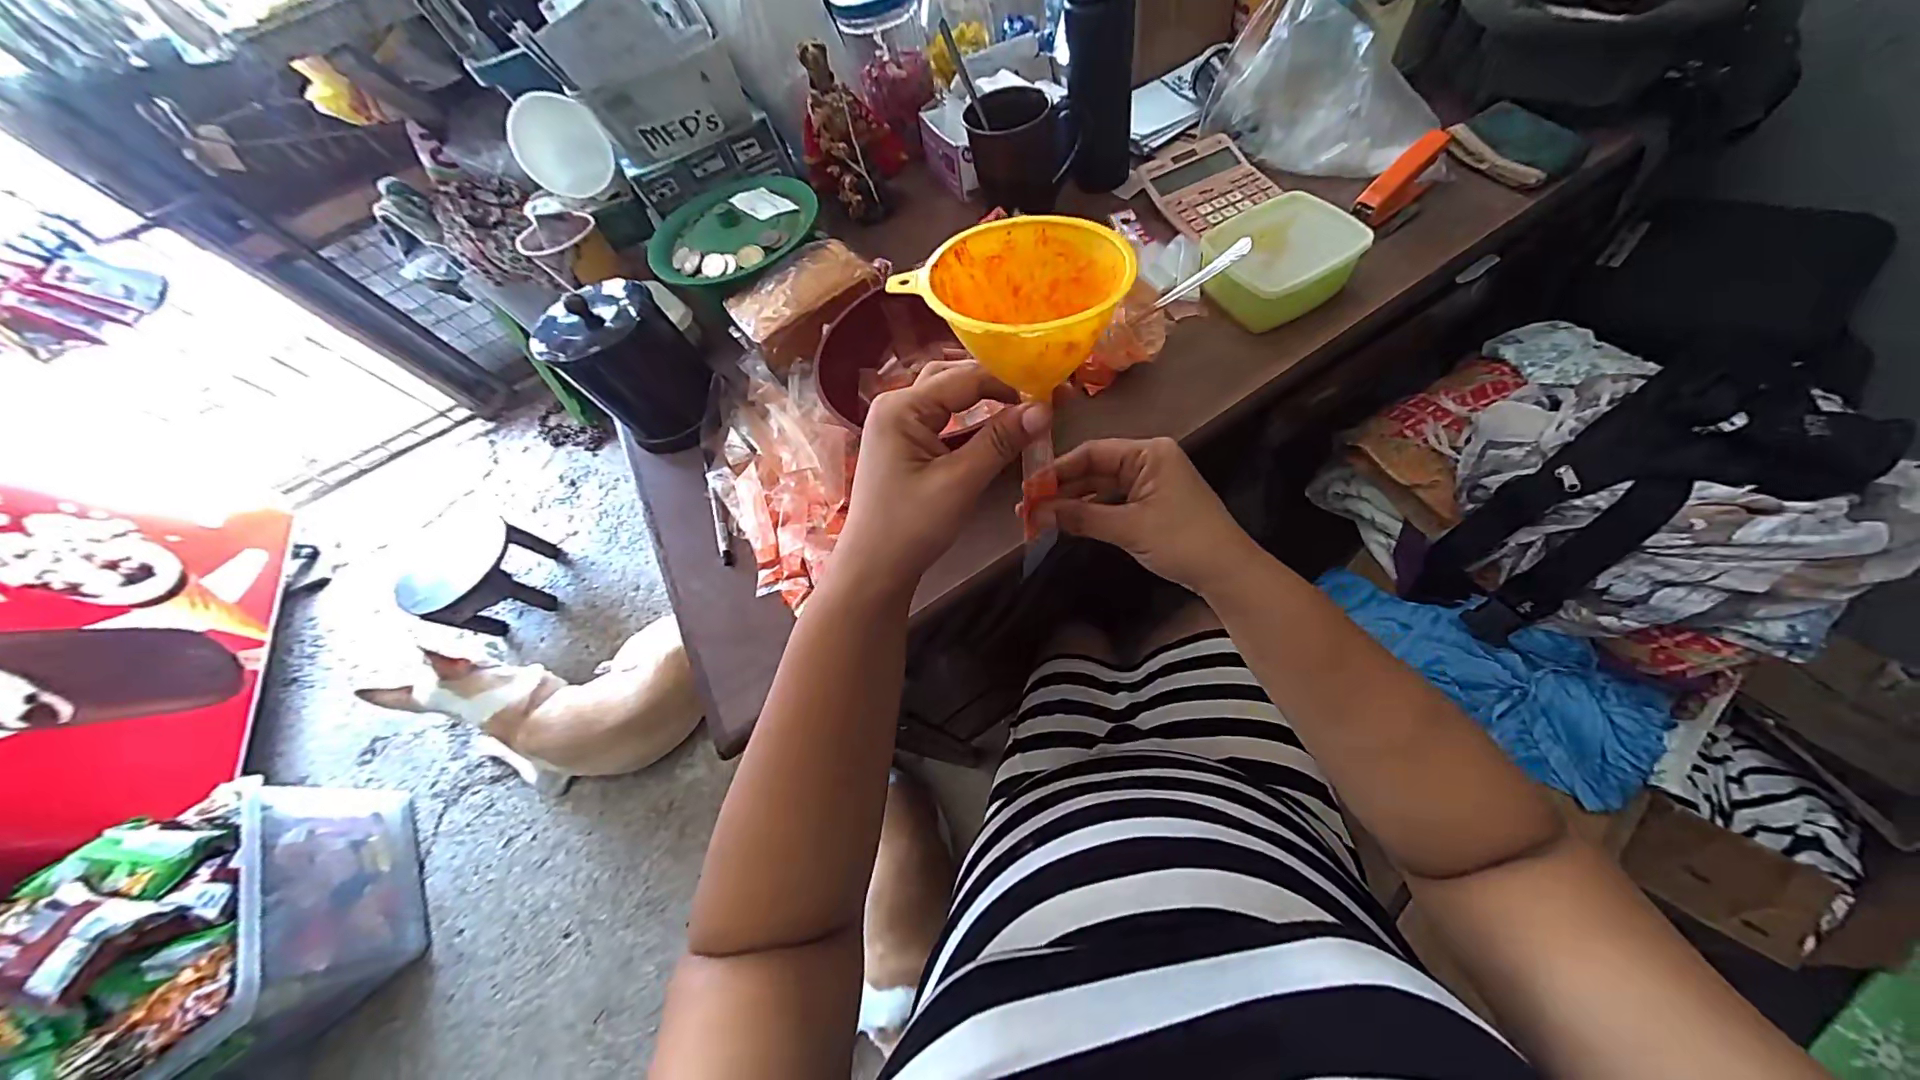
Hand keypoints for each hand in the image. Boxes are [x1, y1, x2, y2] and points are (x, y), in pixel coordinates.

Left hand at [838, 361, 1050, 591]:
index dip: (1009, 380)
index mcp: (900, 407)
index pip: (964, 377)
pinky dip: (969, 420)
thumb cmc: (910, 527)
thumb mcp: (960, 482)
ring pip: (947, 398)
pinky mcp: (903, 445)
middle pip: (953, 378)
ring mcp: (896, 425)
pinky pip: (941, 420)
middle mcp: (894, 406)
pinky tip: (995, 425)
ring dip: (983, 399)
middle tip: (1038, 392)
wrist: (874, 569)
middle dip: (996, 383)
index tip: (1050, 389)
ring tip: (1023, 403)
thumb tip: (1043, 409)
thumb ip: (1000, 441)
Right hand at [1034, 437, 1261, 594]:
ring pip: (1101, 487)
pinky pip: (1112, 502)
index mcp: (1149, 453)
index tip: (1028, 489)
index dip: (1057, 470)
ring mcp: (1151, 482)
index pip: (1092, 453)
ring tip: (1038, 517)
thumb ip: (1080, 517)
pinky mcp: (1151, 503)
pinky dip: (1090, 512)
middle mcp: (1149, 460)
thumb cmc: (1182, 541)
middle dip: (1061, 489)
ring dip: (1072, 503)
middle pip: (1094, 469)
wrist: (1228, 572)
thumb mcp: (1128, 528)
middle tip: (1026, 507)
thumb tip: (1035, 514)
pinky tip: (1065, 522)